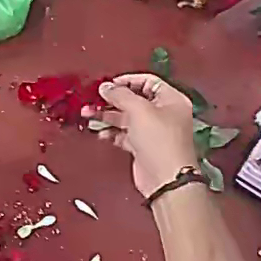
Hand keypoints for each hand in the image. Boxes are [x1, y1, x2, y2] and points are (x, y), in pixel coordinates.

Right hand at [93, 73, 198, 197]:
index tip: (109, 85)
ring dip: (107, 116)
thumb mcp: (139, 111)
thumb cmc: (162, 143)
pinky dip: (112, 132)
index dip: (127, 81)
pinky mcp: (143, 146)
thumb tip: (107, 87)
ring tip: (89, 114)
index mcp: (171, 100)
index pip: (147, 81)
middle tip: (94, 99)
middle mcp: (164, 114)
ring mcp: (153, 131)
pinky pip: (124, 134)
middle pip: (134, 100)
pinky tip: (101, 132)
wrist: (165, 179)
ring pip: (126, 117)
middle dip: (112, 100)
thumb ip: (121, 95)